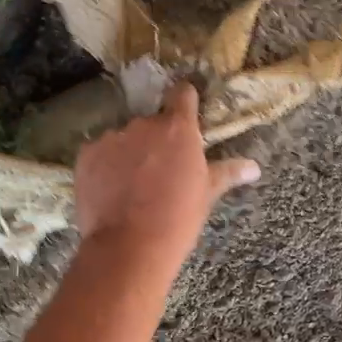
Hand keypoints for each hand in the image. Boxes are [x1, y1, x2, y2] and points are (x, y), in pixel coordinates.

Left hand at [73, 83, 259, 267]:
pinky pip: (99, 154)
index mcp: (178, 129)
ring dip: (128, 154)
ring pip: (123, 139)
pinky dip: (104, 167)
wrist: (129, 246)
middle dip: (154, 140)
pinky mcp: (87, 155)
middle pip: (151, 123)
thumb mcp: (206, 195)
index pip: (183, 94)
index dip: (184, 100)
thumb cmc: (177, 219)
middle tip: (158, 170)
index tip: (185, 110)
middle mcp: (144, 124)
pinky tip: (110, 192)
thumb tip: (254, 167)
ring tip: (131, 187)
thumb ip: (227, 173)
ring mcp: (112, 138)